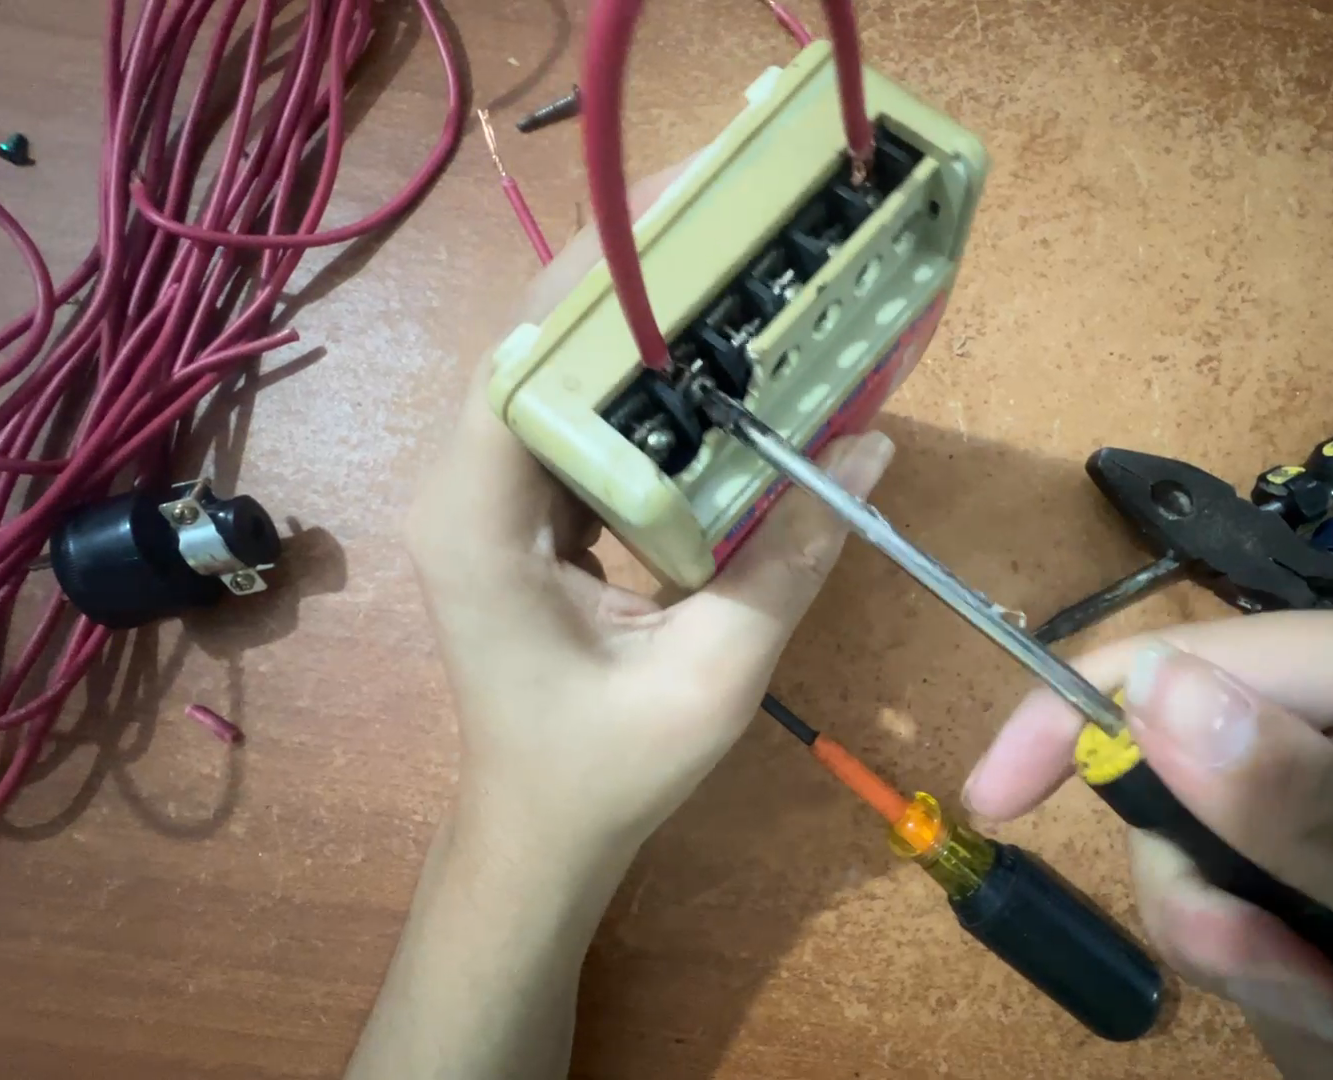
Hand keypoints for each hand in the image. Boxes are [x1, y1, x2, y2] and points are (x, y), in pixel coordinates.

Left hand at [406, 165, 892, 861]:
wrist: (544, 826)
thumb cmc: (610, 770)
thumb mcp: (715, 676)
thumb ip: (788, 564)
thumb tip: (868, 446)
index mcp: (480, 520)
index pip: (530, 356)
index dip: (608, 278)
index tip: (699, 220)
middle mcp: (465, 486)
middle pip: (541, 346)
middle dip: (633, 281)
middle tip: (736, 230)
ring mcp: (488, 494)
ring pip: (559, 374)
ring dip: (638, 325)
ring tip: (729, 277)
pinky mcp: (520, 508)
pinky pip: (577, 420)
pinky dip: (639, 386)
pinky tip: (705, 372)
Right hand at [963, 605, 1332, 1079]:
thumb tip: (1150, 700)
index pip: (1191, 658)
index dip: (1074, 719)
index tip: (993, 804)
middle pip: (1196, 788)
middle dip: (1221, 913)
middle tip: (1316, 1015)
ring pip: (1233, 882)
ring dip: (1289, 993)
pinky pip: (1287, 939)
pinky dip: (1329, 1023)